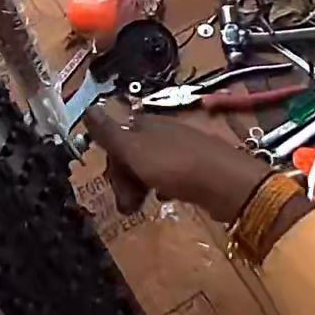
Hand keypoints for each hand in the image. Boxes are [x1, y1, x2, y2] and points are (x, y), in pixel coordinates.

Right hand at [84, 108, 275, 221]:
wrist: (228, 183)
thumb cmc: (174, 166)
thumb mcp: (133, 150)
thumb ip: (108, 133)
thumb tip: (86, 108)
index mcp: (143, 124)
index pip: (115, 139)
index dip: (111, 163)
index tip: (114, 187)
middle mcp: (161, 130)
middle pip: (131, 152)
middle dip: (125, 178)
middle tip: (129, 206)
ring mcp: (182, 147)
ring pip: (150, 164)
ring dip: (141, 185)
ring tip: (143, 207)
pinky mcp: (199, 165)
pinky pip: (170, 174)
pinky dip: (163, 187)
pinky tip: (166, 199)